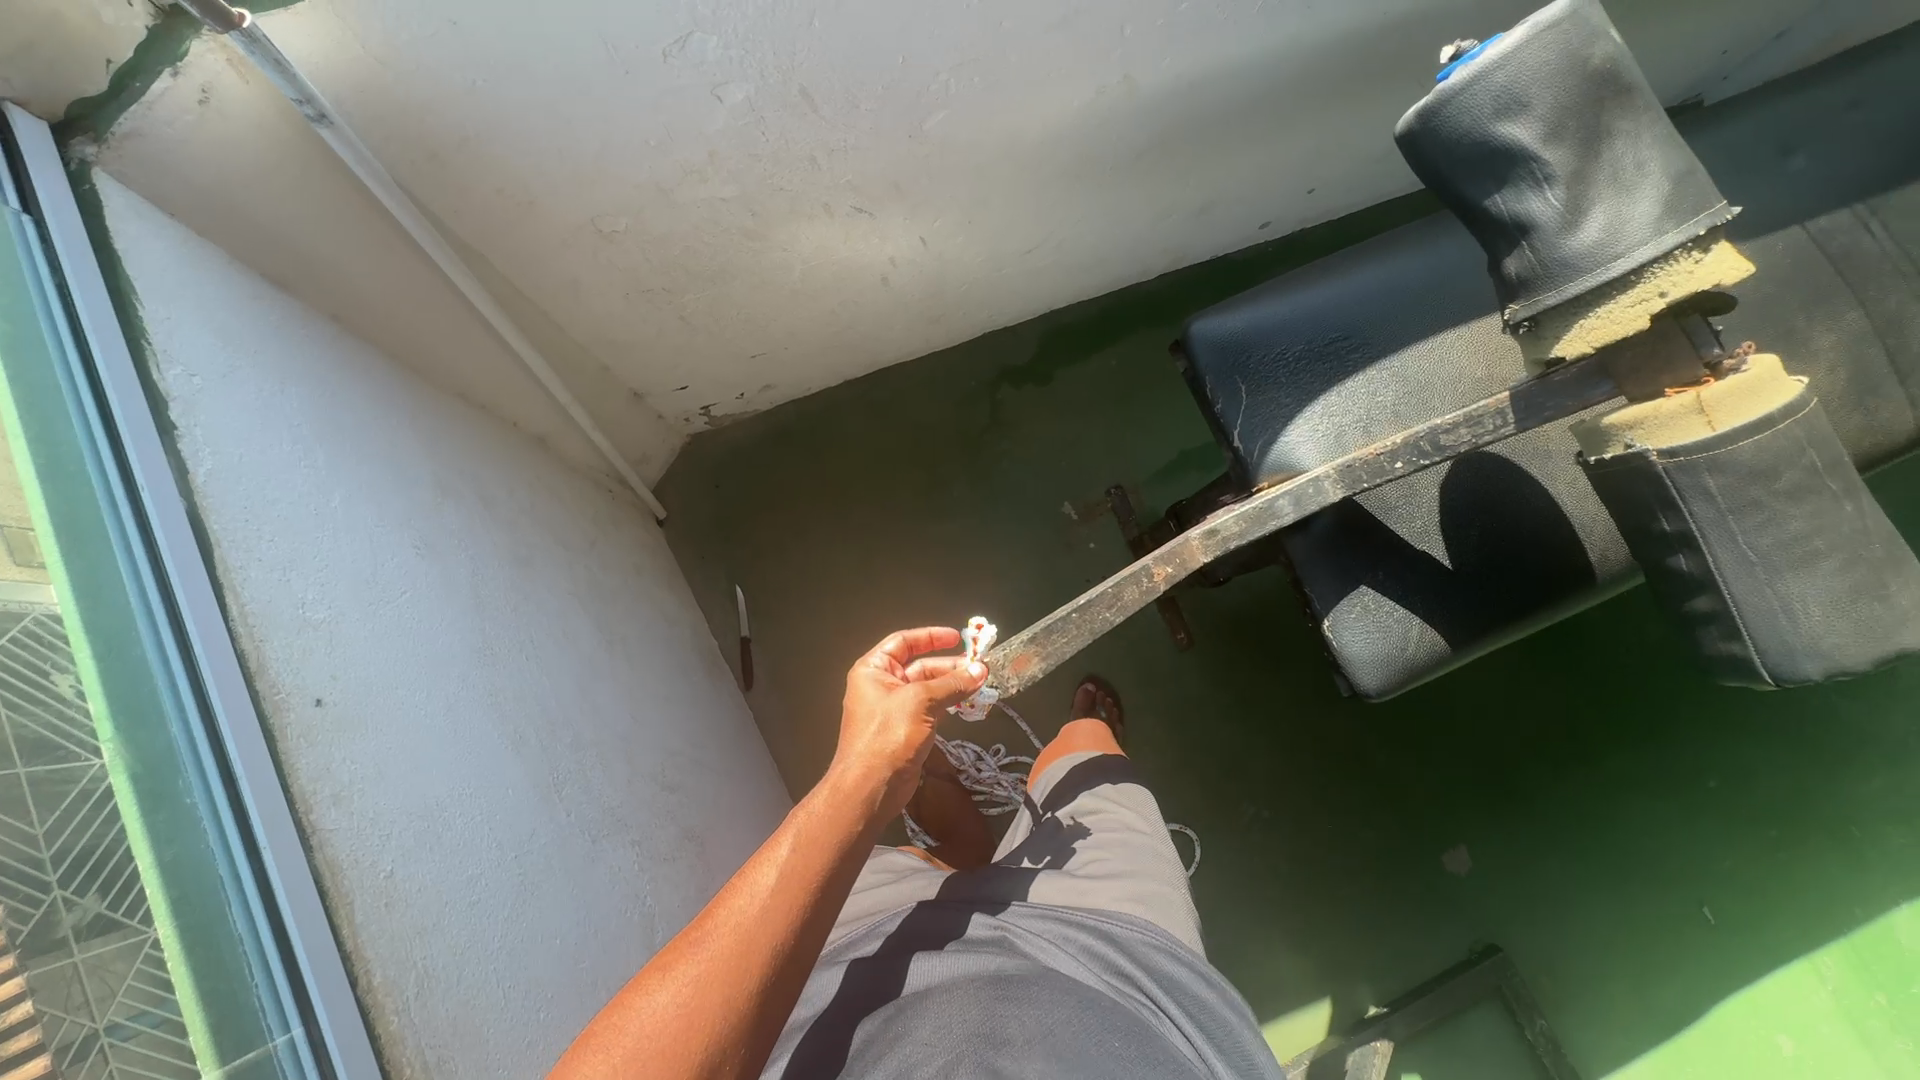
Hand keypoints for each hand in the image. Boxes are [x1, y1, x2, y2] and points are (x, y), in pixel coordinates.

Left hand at [827, 627, 986, 825]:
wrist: (871, 787)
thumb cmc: (888, 735)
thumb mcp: (921, 701)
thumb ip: (952, 684)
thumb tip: (981, 670)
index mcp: (874, 669)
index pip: (904, 641)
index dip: (931, 637)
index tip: (958, 637)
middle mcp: (882, 685)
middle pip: (919, 665)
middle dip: (949, 665)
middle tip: (980, 667)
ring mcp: (895, 709)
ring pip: (929, 688)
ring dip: (953, 685)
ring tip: (981, 683)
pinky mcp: (907, 729)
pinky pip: (931, 708)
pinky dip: (949, 704)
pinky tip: (969, 702)